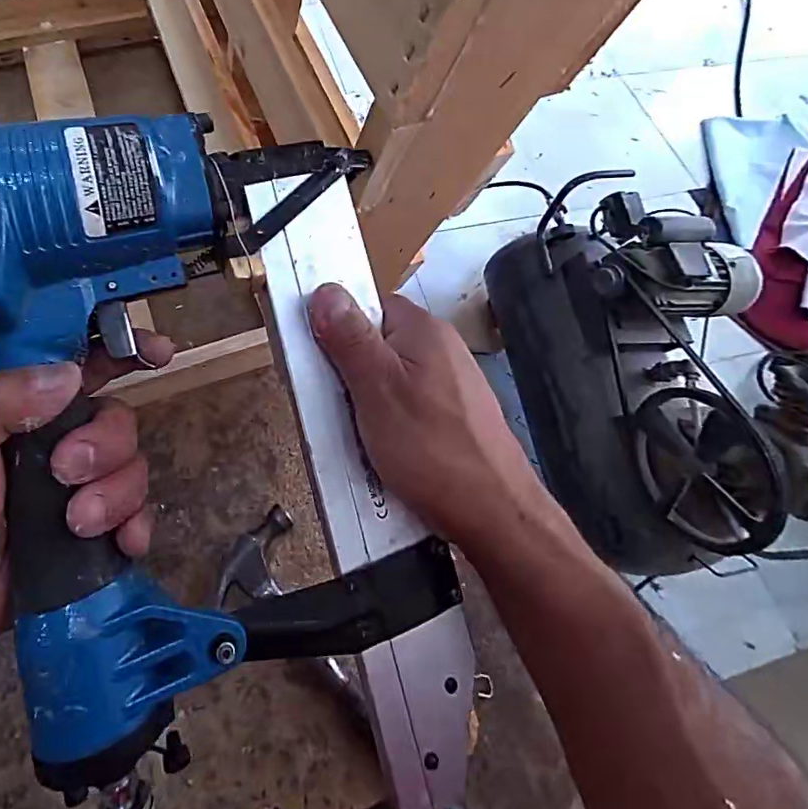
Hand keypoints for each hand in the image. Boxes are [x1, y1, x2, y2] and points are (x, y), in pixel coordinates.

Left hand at [0, 333, 173, 642]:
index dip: (119, 346)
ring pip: (133, 465)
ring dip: (114, 492)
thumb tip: (67, 374)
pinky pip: (140, 516)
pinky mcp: (97, 532)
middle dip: (105, 443)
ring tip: (76, 523)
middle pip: (117, 416)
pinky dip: (137, 526)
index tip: (155, 350)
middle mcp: (60, 438)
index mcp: (23, 407)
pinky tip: (122, 543)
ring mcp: (82, 486)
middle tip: (66, 472)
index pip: (76, 361)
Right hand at [308, 284, 556, 553]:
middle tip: (331, 399)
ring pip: (385, 378)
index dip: (336, 324)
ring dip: (361, 400)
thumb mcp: (376, 389)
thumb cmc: (435, 451)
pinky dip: (381, 421)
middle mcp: (439, 351)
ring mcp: (446, 385)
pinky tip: (377, 446)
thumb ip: (349, 338)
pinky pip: (401, 405)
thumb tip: (326, 291)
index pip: (367, 306)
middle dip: (346, 370)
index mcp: (423, 331)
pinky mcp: (448, 416)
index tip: (313, 351)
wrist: (494, 517)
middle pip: (374, 344)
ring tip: (354, 428)